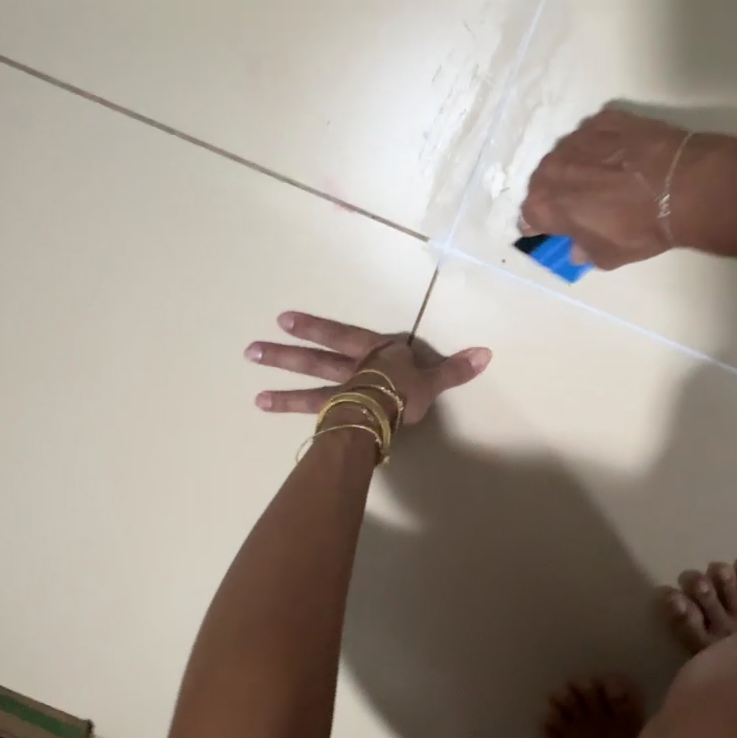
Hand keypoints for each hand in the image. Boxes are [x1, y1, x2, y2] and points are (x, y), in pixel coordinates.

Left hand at [245, 312, 489, 425]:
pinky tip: (270, 411)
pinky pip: (315, 416)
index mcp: (373, 354)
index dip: (314, 328)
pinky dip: (294, 413)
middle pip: (313, 361)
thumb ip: (454, 369)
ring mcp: (342, 395)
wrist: (390, 410)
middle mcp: (351, 370)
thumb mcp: (434, 378)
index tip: (284, 320)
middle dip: (283, 357)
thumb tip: (486, 354)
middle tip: (251, 351)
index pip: (340, 335)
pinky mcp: (340, 417)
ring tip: (254, 397)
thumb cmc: (409, 390)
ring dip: (281, 393)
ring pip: (308, 390)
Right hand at [520, 107, 698, 269]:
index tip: (555, 228)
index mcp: (544, 204)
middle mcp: (551, 167)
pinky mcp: (604, 118)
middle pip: (544, 182)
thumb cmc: (638, 228)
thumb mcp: (607, 256)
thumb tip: (578, 248)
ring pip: (567, 155)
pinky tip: (623, 156)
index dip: (542, 224)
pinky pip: (594, 135)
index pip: (529, 216)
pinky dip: (602, 145)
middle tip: (582, 204)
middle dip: (558, 193)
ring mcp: (577, 137)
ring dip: (578, 166)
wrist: (681, 185)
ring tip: (605, 177)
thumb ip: (584, 251)